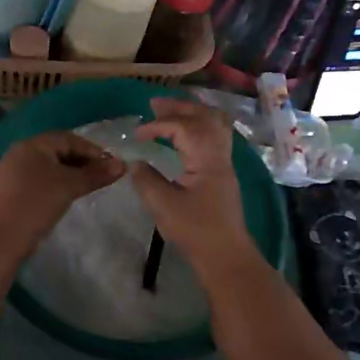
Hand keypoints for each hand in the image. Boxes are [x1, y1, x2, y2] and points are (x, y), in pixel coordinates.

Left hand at [0, 131, 124, 247]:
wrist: (1, 236)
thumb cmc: (37, 203)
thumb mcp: (69, 186)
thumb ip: (96, 174)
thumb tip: (122, 165)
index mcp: (32, 145)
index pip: (68, 138)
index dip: (92, 150)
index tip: (111, 165)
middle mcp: (20, 153)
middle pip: (57, 150)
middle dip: (82, 161)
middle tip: (102, 177)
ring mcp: (12, 172)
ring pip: (48, 167)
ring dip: (70, 174)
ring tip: (88, 187)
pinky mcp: (11, 190)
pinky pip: (39, 180)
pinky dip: (56, 184)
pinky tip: (66, 196)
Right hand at [131, 98, 255, 266]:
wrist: (225, 255)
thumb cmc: (195, 230)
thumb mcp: (163, 206)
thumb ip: (146, 180)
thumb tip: (135, 163)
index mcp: (206, 159)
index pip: (183, 127)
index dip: (158, 125)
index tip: (137, 134)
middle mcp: (219, 155)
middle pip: (204, 118)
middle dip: (179, 108)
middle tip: (154, 104)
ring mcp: (224, 164)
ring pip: (214, 126)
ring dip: (192, 114)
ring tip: (170, 111)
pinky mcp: (222, 174)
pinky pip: (215, 138)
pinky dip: (198, 128)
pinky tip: (184, 136)